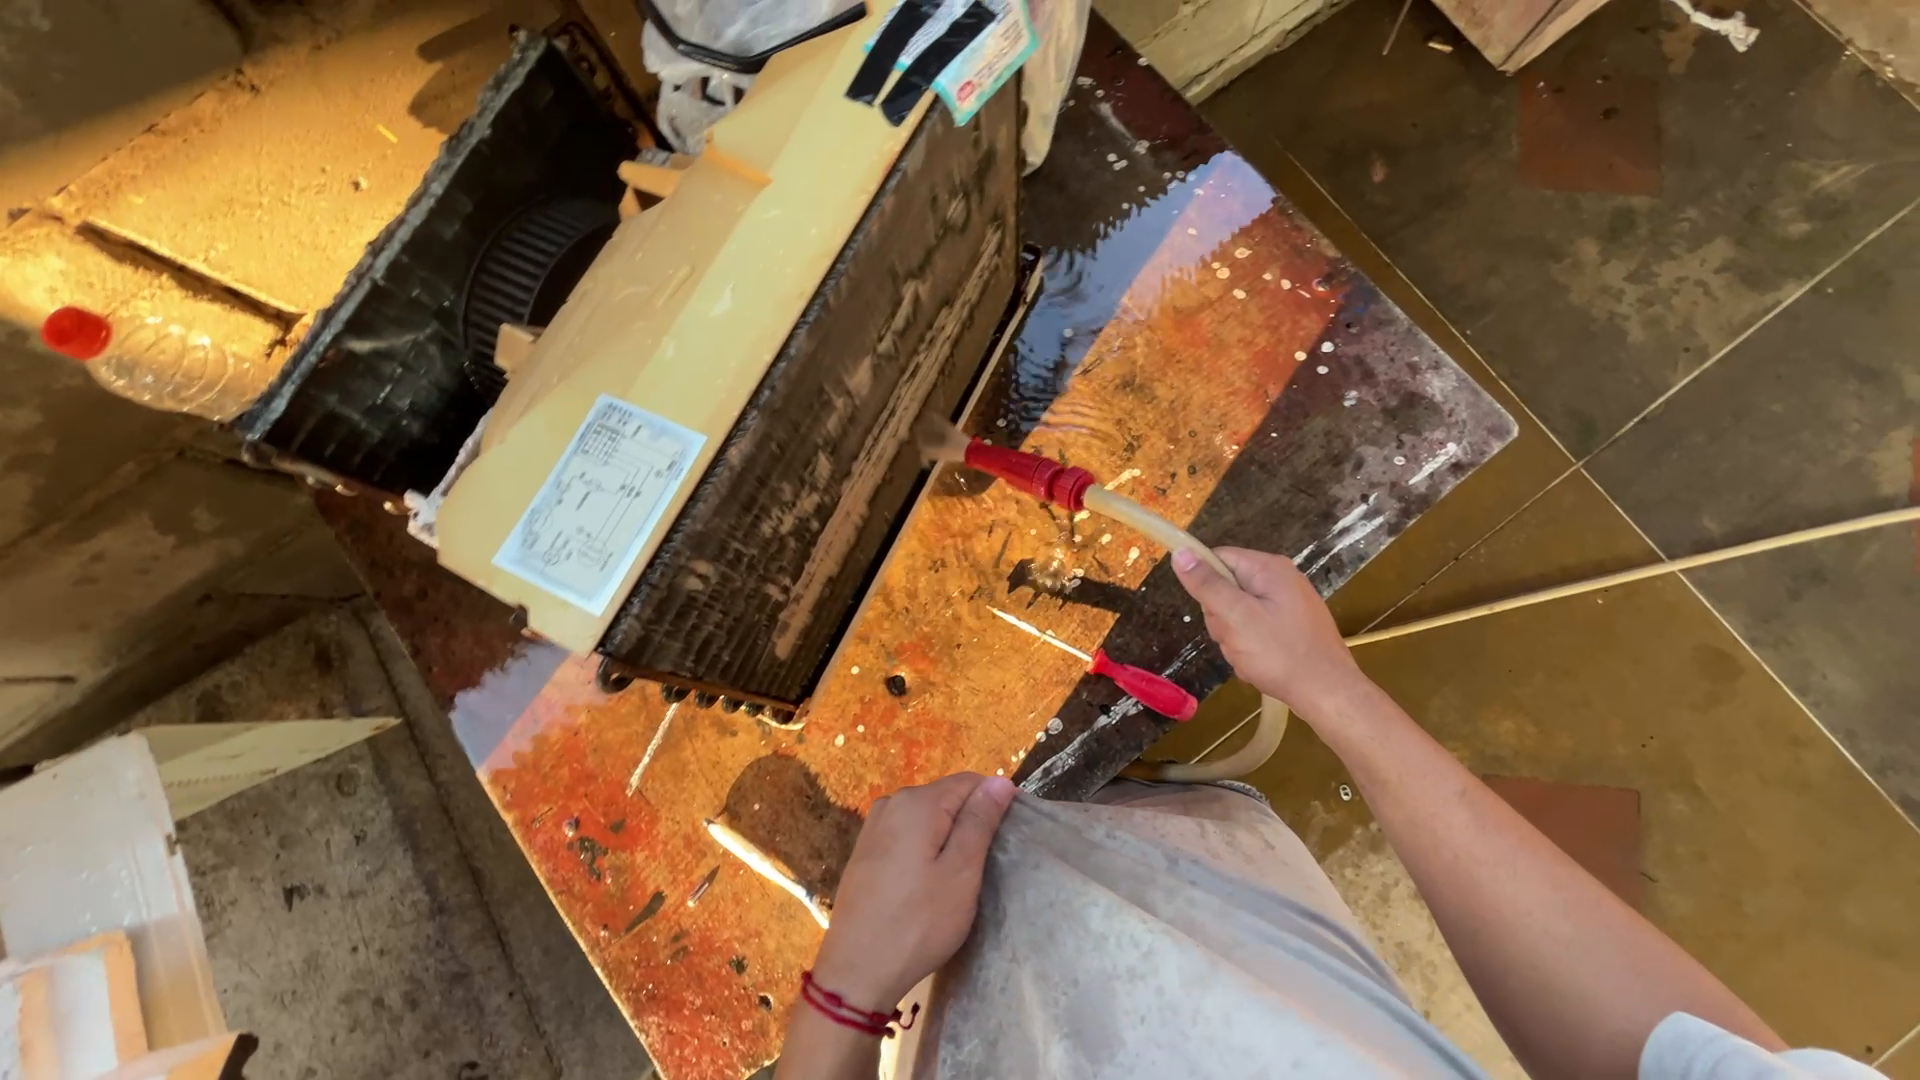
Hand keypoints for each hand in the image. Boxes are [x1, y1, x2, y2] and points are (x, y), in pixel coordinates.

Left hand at [811, 773, 1017, 1010]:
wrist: (856, 971)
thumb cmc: (917, 923)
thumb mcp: (961, 872)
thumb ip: (980, 821)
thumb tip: (1000, 780)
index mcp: (917, 802)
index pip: (969, 782)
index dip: (994, 804)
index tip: (1005, 841)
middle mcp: (892, 803)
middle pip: (946, 797)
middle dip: (969, 823)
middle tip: (980, 870)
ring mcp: (874, 826)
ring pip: (927, 818)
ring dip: (947, 839)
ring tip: (955, 881)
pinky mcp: (866, 850)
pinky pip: (907, 835)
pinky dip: (924, 850)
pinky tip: (926, 884)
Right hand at [1171, 546, 1364, 714]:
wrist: (1328, 693)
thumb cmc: (1281, 653)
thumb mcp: (1236, 617)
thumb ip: (1206, 584)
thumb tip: (1180, 552)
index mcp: (1268, 568)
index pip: (1218, 558)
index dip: (1204, 583)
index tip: (1210, 612)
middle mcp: (1280, 579)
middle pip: (1226, 587)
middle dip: (1221, 618)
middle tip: (1235, 638)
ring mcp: (1287, 604)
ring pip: (1237, 612)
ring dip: (1233, 637)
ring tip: (1249, 654)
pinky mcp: (1290, 626)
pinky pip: (1254, 629)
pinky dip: (1249, 647)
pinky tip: (1259, 662)